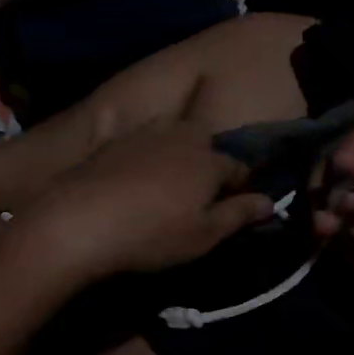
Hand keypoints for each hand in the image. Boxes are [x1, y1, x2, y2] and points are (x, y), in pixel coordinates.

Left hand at [12, 124, 274, 280]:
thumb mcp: (205, 235)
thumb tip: (271, 201)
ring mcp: (137, 135)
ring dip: (173, 137)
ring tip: (170, 159)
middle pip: (202, 137)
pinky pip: (112, 125)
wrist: (82, 224)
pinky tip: (112, 118)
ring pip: (165, 126)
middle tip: (204, 180)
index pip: (236, 166)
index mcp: (207, 161)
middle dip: (209, 153)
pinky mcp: (103, 144)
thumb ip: (239, 214)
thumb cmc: (153, 235)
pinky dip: (116, 123)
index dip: (242, 183)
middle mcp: (176, 137)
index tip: (242, 199)